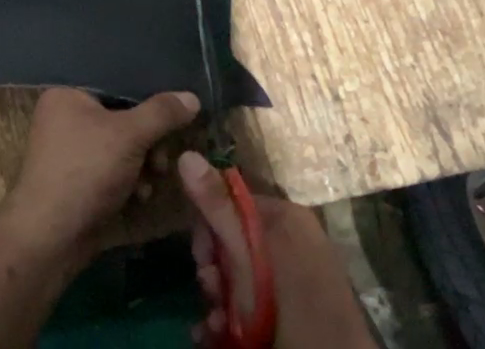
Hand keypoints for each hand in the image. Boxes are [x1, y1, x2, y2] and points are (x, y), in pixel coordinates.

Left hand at [0, 88, 200, 269]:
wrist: (51, 233)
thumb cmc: (87, 170)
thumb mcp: (129, 135)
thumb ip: (161, 113)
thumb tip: (191, 96)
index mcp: (65, 96)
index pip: (116, 92)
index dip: (147, 109)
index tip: (171, 128)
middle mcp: (62, 119)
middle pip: (121, 123)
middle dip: (147, 147)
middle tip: (159, 165)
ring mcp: (66, 152)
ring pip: (119, 151)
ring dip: (141, 168)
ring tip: (146, 187)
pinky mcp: (74, 181)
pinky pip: (109, 172)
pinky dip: (126, 183)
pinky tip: (136, 198)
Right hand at [179, 152, 378, 348]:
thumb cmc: (287, 306)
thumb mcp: (244, 255)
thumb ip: (216, 208)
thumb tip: (187, 154)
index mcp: (285, 217)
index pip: (229, 202)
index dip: (207, 229)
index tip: (201, 259)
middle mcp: (292, 239)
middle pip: (233, 240)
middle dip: (213, 270)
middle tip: (212, 292)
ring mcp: (297, 275)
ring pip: (241, 274)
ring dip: (220, 297)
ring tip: (217, 323)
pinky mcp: (298, 306)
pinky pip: (259, 297)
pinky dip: (237, 314)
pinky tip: (221, 333)